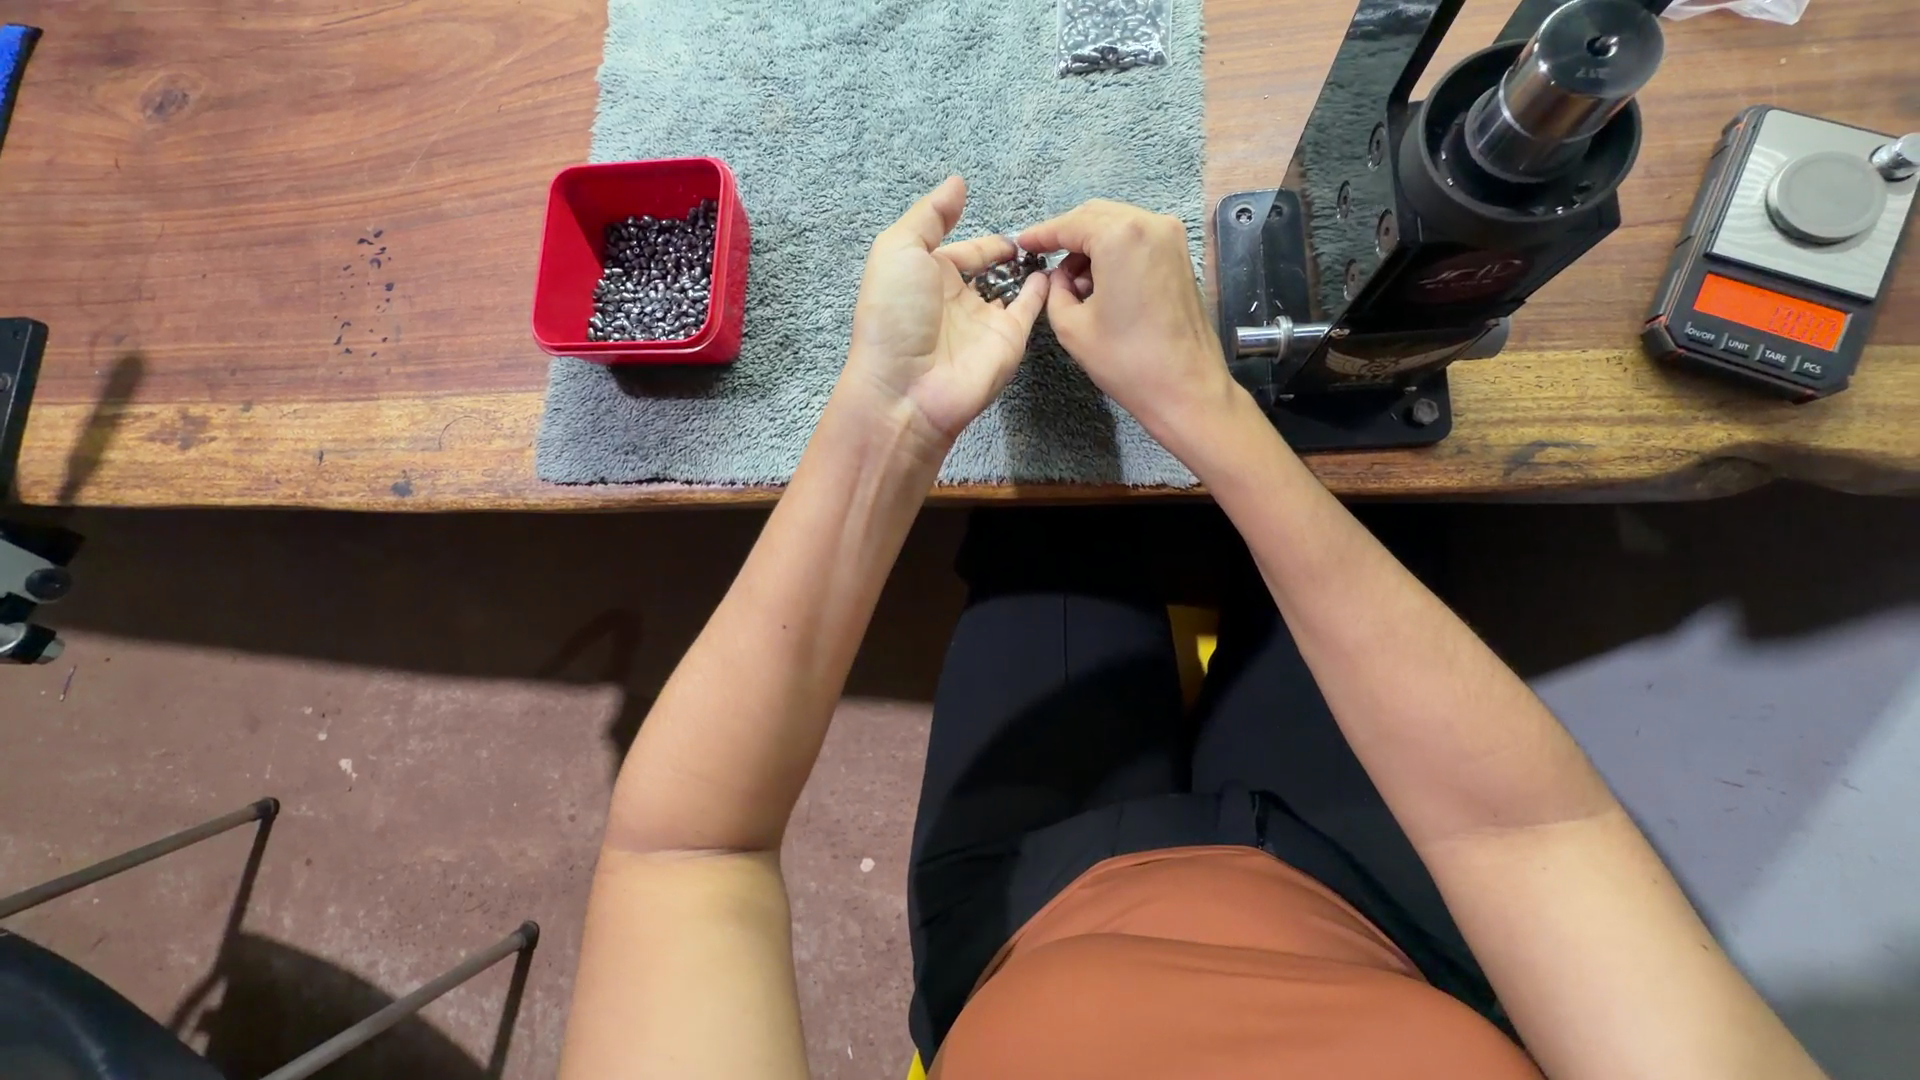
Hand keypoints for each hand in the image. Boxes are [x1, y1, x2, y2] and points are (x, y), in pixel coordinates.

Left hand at [842, 176, 1048, 451]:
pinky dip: (1043, 290)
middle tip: (1038, 235)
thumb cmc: (894, 313)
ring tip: (1054, 244)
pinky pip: (1030, 310)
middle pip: (990, 271)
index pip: (963, 251)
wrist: (905, 387)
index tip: (1008, 228)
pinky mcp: (1009, 340)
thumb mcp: (899, 249)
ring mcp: (985, 322)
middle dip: (1009, 254)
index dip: (983, 239)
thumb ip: (930, 215)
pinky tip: (1053, 269)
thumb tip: (959, 183)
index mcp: (927, 276)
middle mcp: (957, 300)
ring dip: (1030, 269)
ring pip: (1013, 289)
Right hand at [1018, 200, 1239, 450]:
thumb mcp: (1072, 327)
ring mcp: (1171, 238)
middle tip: (1043, 257)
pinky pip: (1137, 240)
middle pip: (1096, 216)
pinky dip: (1114, 253)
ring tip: (1072, 282)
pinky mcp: (1180, 256)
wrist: (1185, 388)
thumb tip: (1057, 277)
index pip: (1070, 224)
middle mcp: (1151, 225)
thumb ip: (1055, 291)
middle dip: (1067, 235)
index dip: (1042, 234)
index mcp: (1120, 237)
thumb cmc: (1127, 361)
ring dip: (1091, 246)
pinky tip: (1098, 283)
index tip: (1022, 242)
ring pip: (1118, 226)